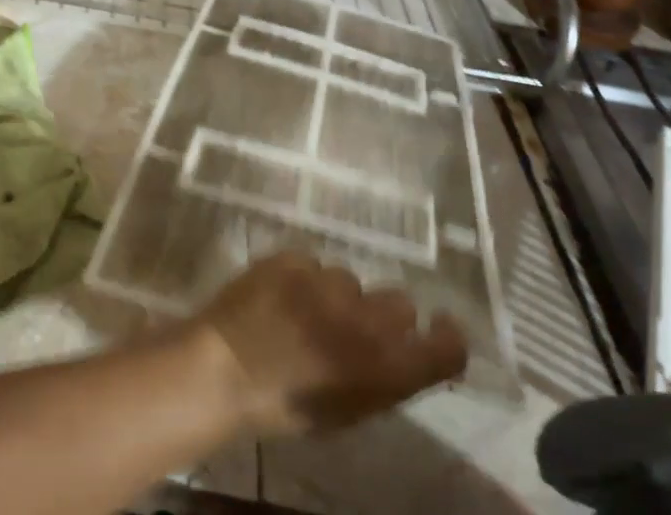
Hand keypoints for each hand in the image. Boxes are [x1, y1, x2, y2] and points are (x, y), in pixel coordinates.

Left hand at [186, 252, 467, 436]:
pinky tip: (277, 295)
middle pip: (400, 303)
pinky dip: (298, 278)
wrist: (222, 371)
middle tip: (351, 326)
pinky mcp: (292, 260)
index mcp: (387, 369)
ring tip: (301, 311)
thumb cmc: (283, 406)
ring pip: (348, 281)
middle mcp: (367, 321)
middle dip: (382, 314)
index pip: (448, 346)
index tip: (437, 328)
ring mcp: (328, 284)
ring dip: (334, 295)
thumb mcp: (347, 411)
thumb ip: (384, 381)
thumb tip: (404, 355)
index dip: (446, 335)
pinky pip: (308, 264)